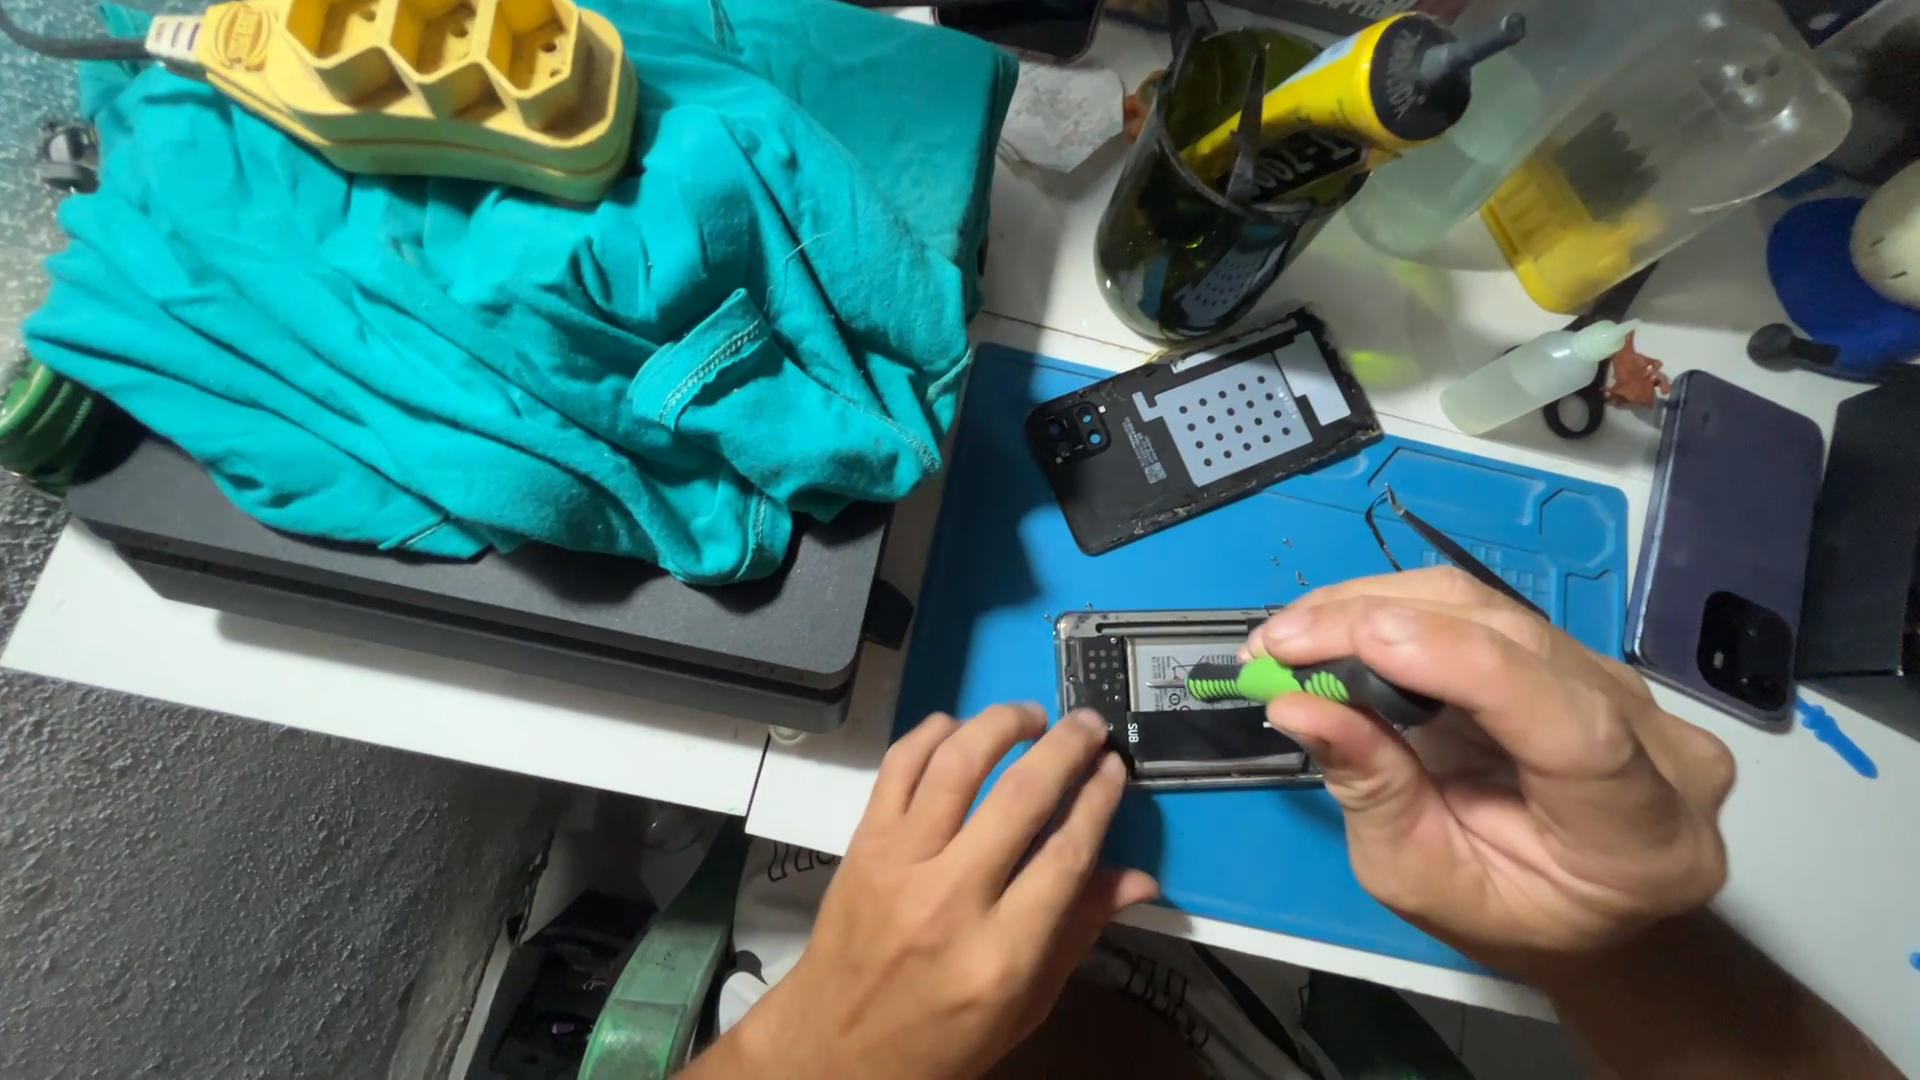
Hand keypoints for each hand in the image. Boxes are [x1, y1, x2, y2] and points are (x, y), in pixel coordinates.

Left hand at [720, 706, 1158, 1079]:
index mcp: (1000, 954)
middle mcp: (950, 898)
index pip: (1066, 855)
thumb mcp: (1025, 1005)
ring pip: (956, 765)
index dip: (1098, 800)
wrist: (834, 1046)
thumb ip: (1079, 931)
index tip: (1114, 766)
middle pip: (1020, 797)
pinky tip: (959, 727)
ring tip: (1029, 715)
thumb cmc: (942, 1037)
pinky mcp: (864, 841)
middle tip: (1086, 723)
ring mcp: (900, 862)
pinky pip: (898, 765)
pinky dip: (931, 732)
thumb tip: (1140, 878)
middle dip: (1064, 748)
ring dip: (999, 725)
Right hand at [1246, 567, 1735, 969]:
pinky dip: (1382, 607)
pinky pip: (1468, 604)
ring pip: (1481, 604)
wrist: (1572, 903)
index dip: (1460, 665)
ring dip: (1365, 607)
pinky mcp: (1563, 652)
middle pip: (1512, 640)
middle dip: (1374, 624)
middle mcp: (1653, 739)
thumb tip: (1293, 705)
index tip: (1350, 643)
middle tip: (1272, 648)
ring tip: (1285, 639)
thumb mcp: (1414, 875)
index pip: (1569, 725)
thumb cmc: (1497, 908)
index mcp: (1636, 832)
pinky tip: (1328, 628)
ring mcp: (1614, 683)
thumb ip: (1369, 791)